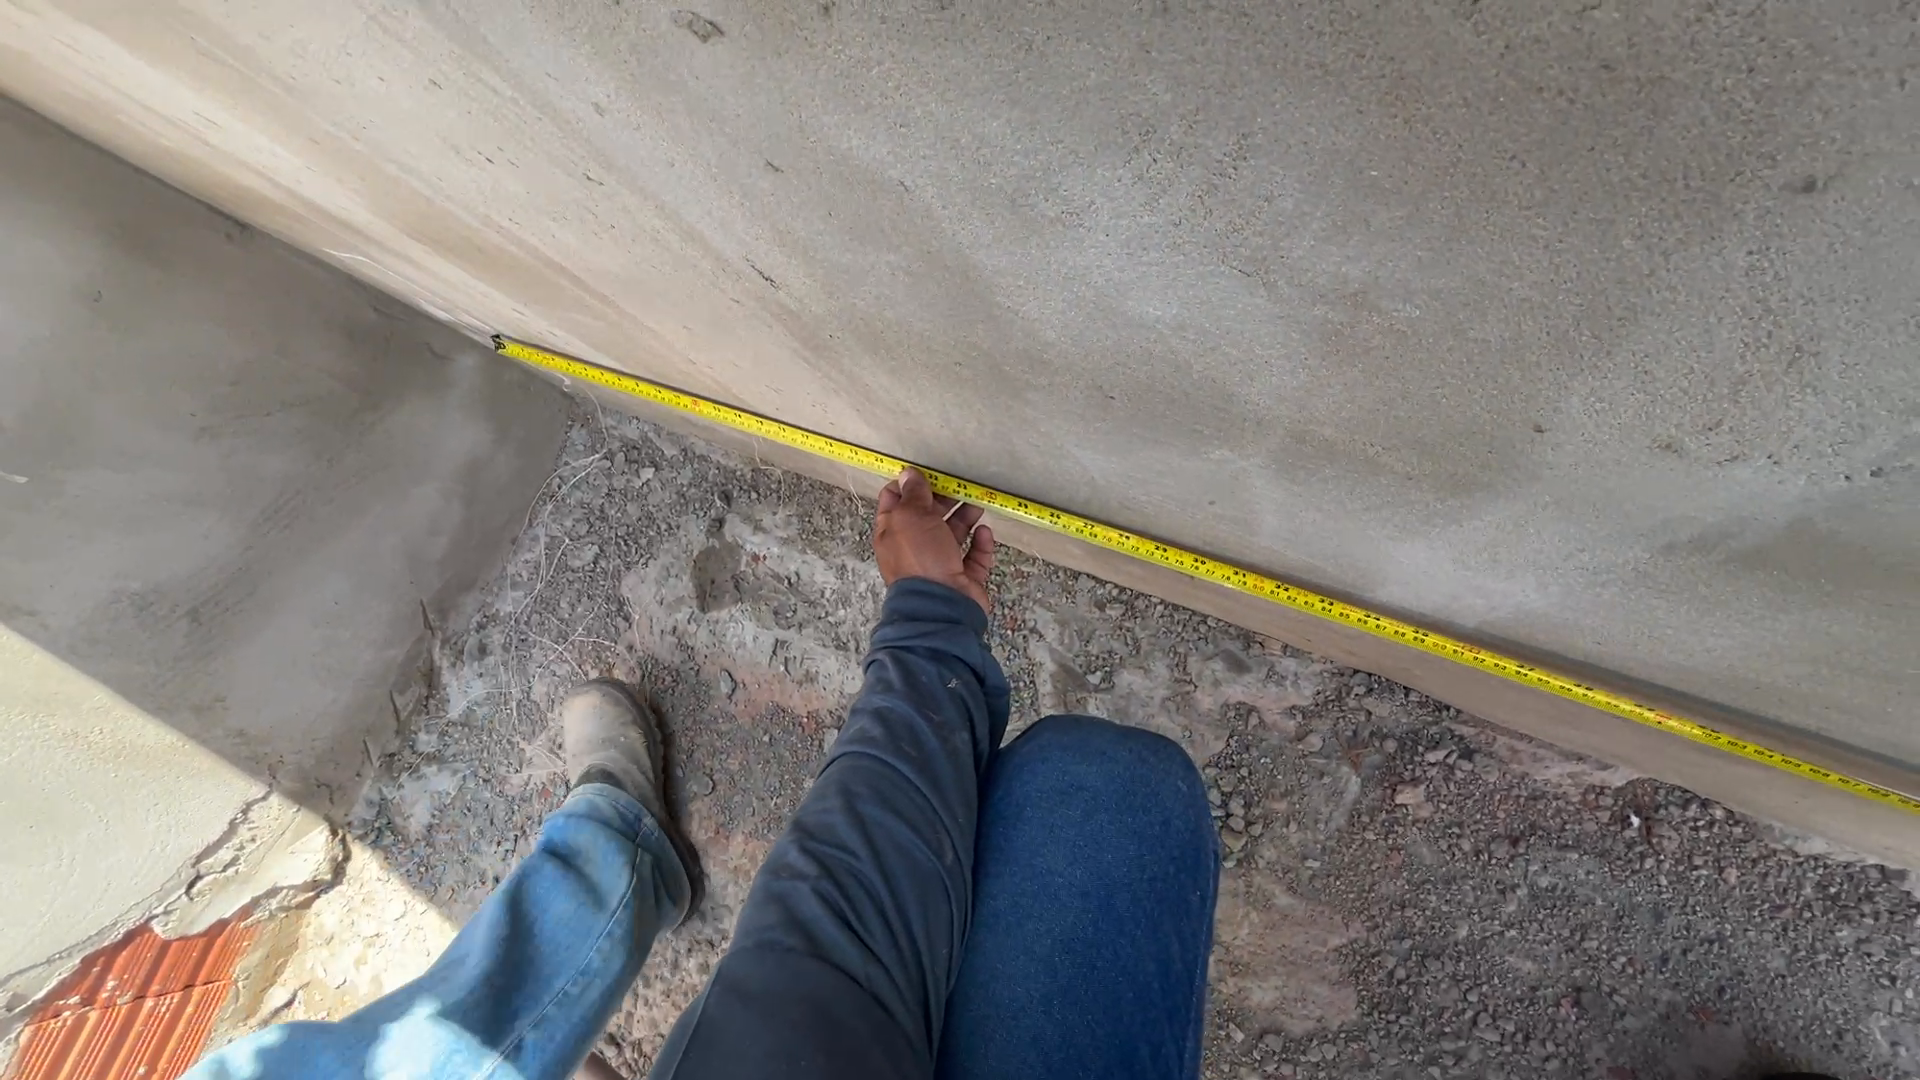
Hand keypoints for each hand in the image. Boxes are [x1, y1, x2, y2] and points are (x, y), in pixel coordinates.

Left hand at [874, 467, 996, 613]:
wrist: (941, 606)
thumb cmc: (920, 557)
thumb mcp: (910, 517)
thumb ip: (913, 494)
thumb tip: (909, 474)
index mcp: (892, 534)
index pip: (894, 502)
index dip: (908, 486)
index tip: (927, 473)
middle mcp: (914, 548)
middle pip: (928, 517)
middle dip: (943, 500)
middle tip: (959, 486)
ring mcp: (940, 564)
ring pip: (953, 534)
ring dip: (965, 517)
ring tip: (977, 504)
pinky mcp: (964, 578)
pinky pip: (974, 556)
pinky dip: (980, 543)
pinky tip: (984, 531)